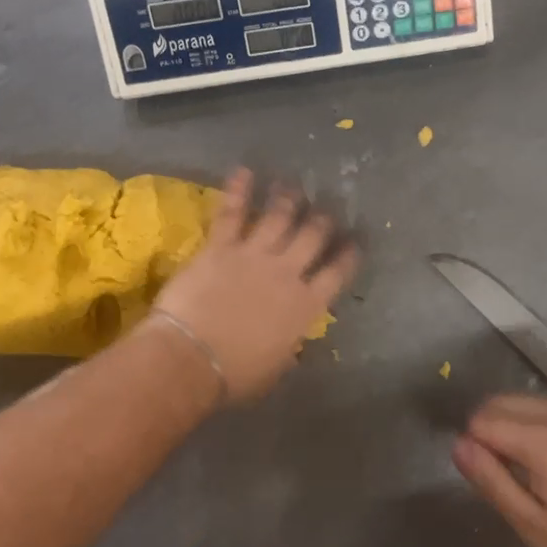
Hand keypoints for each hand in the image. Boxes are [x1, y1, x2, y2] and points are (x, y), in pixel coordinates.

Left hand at [152, 168, 357, 403]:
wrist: (191, 358)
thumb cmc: (234, 375)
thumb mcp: (276, 366)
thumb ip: (291, 342)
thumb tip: (295, 335)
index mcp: (306, 306)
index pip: (336, 273)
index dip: (348, 254)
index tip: (356, 241)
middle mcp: (287, 272)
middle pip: (313, 236)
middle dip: (323, 219)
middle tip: (328, 206)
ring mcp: (254, 254)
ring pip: (279, 216)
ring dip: (289, 197)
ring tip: (294, 183)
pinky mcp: (222, 246)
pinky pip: (233, 212)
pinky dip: (239, 190)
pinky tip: (245, 170)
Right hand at [453, 395, 546, 546]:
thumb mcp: (533, 525)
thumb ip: (492, 481)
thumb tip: (457, 445)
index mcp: (541, 438)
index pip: (482, 420)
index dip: (472, 447)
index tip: (486, 479)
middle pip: (499, 403)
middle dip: (486, 431)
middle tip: (498, 477)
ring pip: (523, 403)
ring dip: (509, 426)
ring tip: (520, 473)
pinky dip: (533, 425)